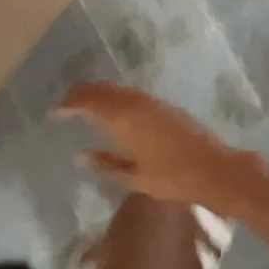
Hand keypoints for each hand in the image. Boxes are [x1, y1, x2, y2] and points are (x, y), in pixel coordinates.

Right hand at [54, 82, 268, 212]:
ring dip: (98, 93)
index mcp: (124, 120)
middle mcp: (135, 105)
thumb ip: (106, 164)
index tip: (53, 112)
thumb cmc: (173, 179)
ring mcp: (152, 103)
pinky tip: (113, 108)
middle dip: (80, 94)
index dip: (69, 105)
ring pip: (117, 90)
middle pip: (101, 90)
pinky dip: (115, 96)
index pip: (89, 104)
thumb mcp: (134, 178)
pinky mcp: (164, 106)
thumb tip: (80, 155)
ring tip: (83, 103)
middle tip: (64, 104)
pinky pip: (131, 94)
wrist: (215, 169)